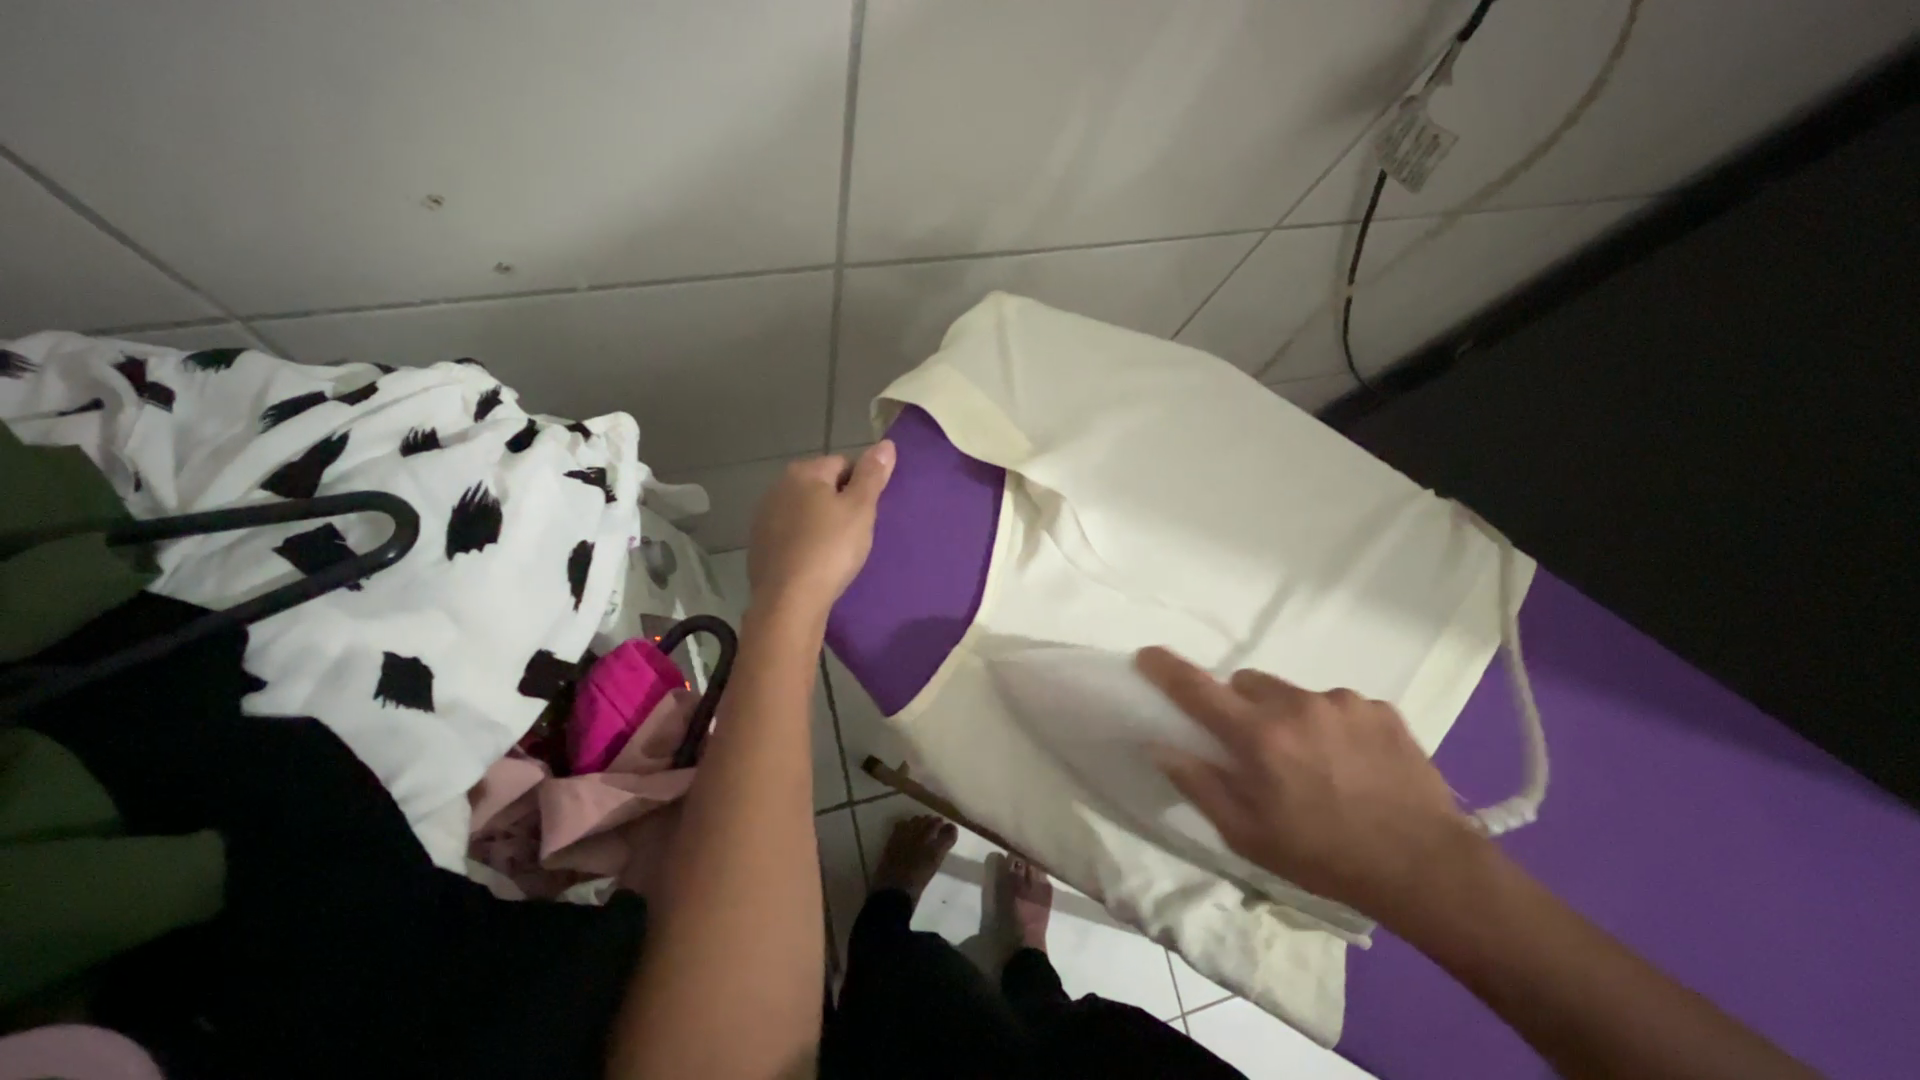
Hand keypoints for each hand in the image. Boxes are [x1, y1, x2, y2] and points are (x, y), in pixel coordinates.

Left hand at [746, 441, 895, 614]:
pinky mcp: (759, 545)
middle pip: (820, 486)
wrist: (789, 599)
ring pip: (803, 511)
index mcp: (803, 472)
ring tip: (835, 551)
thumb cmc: (831, 549)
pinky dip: (803, 542)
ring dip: (820, 523)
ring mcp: (764, 517)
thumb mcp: (860, 509)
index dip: (861, 487)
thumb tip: (886, 444)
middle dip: (838, 504)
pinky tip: (814, 563)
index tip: (866, 514)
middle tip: (855, 533)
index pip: (843, 464)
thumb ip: (872, 475)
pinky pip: (790, 534)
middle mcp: (778, 487)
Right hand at [1139, 647, 1483, 919]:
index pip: (1199, 690)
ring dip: (1290, 718)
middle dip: (1241, 707)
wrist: (1425, 866)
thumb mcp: (1248, 835)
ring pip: (1294, 694)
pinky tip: (1353, 765)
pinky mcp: (1380, 709)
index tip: (1147, 654)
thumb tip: (1160, 746)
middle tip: (1256, 749)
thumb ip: (1200, 785)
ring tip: (1316, 765)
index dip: (1167, 669)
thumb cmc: (1323, 857)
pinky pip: (1338, 706)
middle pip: (1248, 683)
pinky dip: (1332, 726)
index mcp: (1259, 737)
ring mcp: (1343, 703)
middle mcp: (1297, 705)